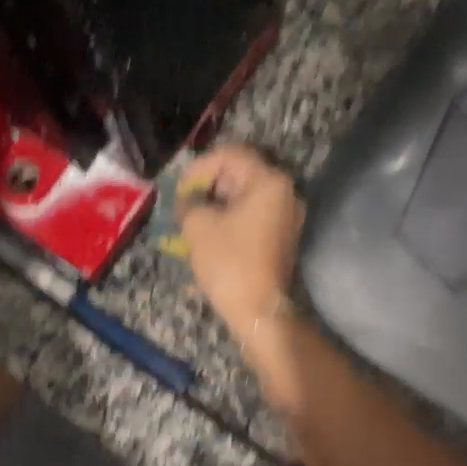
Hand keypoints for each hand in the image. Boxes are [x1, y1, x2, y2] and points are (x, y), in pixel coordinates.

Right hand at [178, 144, 303, 340]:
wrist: (258, 311)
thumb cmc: (229, 263)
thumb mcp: (198, 226)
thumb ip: (189, 202)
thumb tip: (188, 198)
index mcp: (268, 181)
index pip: (230, 155)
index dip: (199, 167)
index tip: (180, 189)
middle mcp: (285, 192)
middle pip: (240, 174)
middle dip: (208, 186)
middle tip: (184, 204)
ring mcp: (287, 216)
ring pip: (245, 197)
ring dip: (216, 204)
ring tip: (192, 221)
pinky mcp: (282, 237)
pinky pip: (252, 216)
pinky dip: (230, 219)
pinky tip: (209, 235)